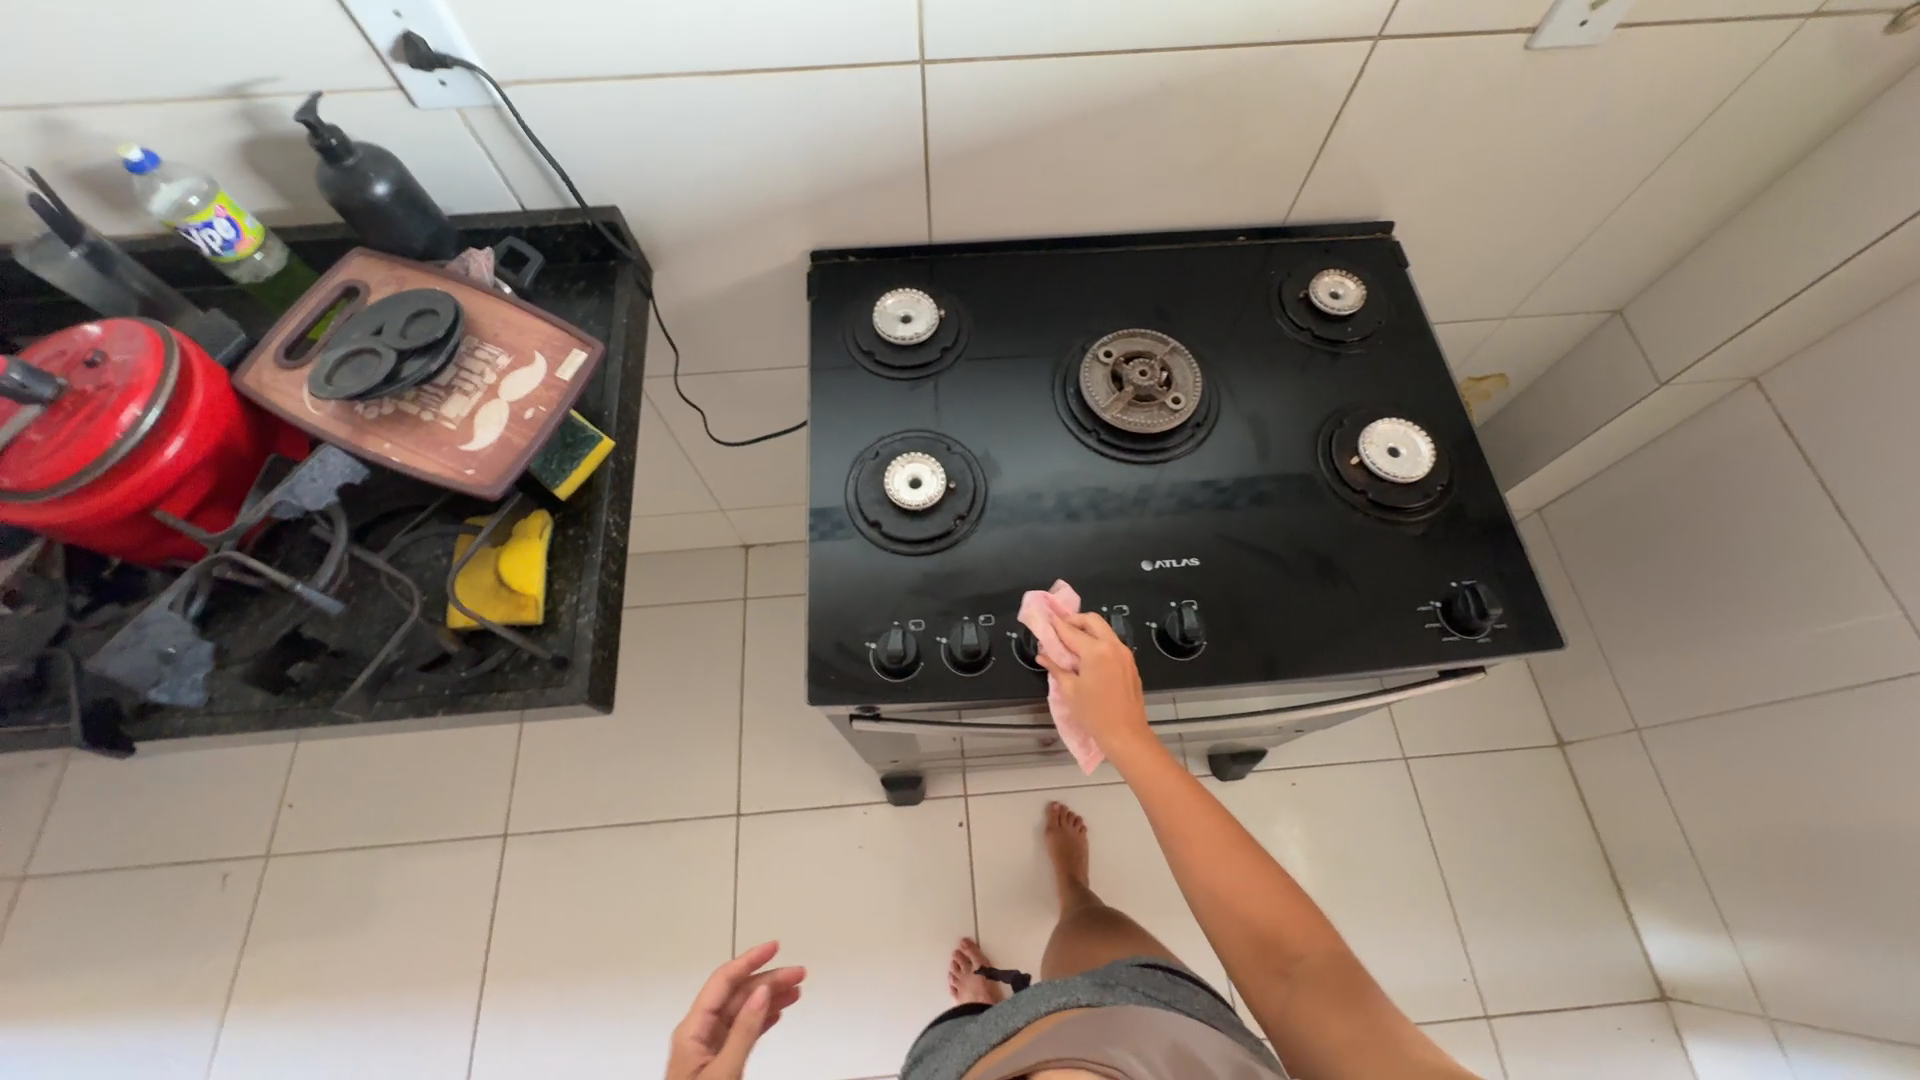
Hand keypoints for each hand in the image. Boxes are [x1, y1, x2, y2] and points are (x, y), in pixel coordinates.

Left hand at [666, 941, 805, 1079]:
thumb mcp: (723, 1073)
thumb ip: (743, 1031)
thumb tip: (761, 991)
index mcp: (692, 1030)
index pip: (723, 982)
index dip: (749, 960)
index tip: (774, 947)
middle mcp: (698, 1034)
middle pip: (736, 994)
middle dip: (768, 979)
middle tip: (800, 973)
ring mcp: (707, 1049)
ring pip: (742, 1011)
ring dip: (769, 997)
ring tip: (797, 990)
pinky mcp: (717, 1063)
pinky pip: (742, 1030)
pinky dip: (762, 1019)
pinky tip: (778, 1013)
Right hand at [1037, 612, 1154, 758]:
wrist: (1126, 734)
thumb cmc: (1094, 714)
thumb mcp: (1070, 691)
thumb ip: (1056, 668)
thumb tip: (1043, 655)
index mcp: (1096, 651)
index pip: (1071, 631)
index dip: (1056, 625)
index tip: (1045, 620)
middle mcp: (1113, 646)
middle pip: (1092, 620)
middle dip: (1074, 620)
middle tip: (1059, 629)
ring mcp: (1125, 653)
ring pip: (1104, 630)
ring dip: (1087, 630)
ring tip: (1071, 643)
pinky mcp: (1130, 663)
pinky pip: (1112, 643)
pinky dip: (1098, 642)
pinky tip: (1087, 657)